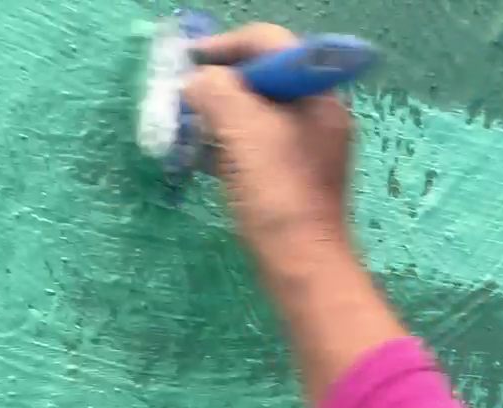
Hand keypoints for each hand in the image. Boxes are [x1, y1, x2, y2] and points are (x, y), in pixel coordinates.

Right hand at [184, 22, 406, 406]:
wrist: (302, 267)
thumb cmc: (277, 195)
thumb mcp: (243, 130)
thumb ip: (217, 92)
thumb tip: (197, 85)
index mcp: (316, 93)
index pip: (268, 46)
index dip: (224, 46)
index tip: (188, 62)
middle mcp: (317, 116)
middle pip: (261, 82)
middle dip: (219, 87)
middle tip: (185, 101)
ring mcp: (307, 152)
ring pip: (255, 119)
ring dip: (219, 121)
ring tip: (187, 132)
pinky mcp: (292, 184)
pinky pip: (256, 152)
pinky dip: (228, 150)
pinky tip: (203, 162)